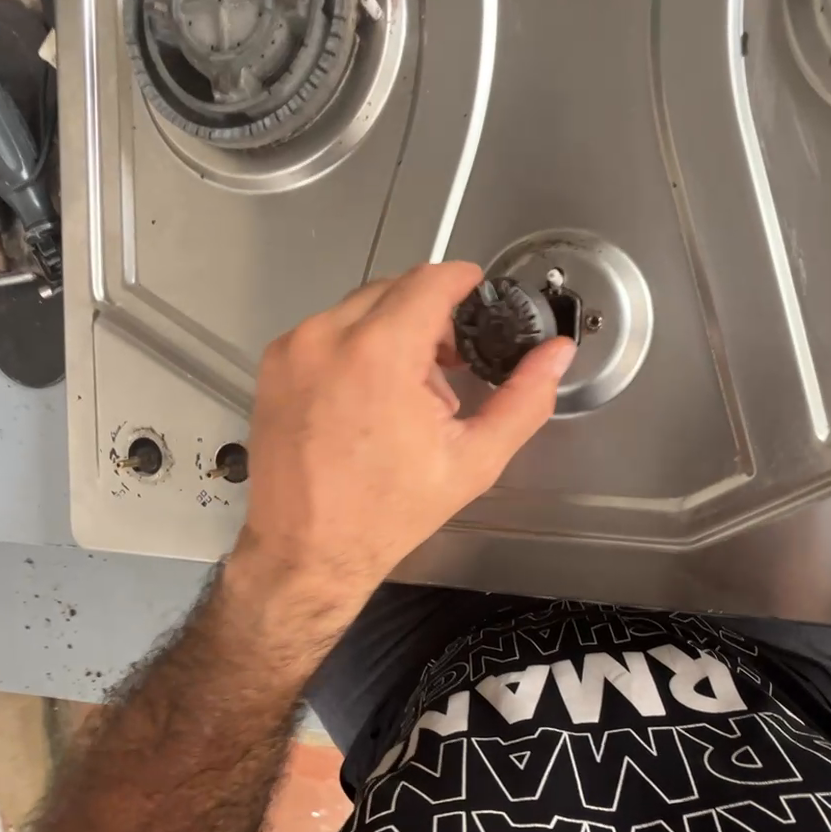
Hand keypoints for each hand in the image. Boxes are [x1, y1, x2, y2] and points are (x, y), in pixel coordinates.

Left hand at [232, 262, 575, 602]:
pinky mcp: (274, 365)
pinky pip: (328, 331)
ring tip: (407, 394)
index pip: (430, 281)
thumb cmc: (388, 513)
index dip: (463, 282)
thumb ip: (524, 398)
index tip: (478, 296)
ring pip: (360, 308)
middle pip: (395, 289)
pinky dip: (356, 347)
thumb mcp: (473, 460)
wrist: (307, 550)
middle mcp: (327, 338)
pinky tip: (369, 398)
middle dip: (430, 316)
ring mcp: (293, 350)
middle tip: (450, 366)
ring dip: (393, 331)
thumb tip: (555, 353)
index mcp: (379, 354)